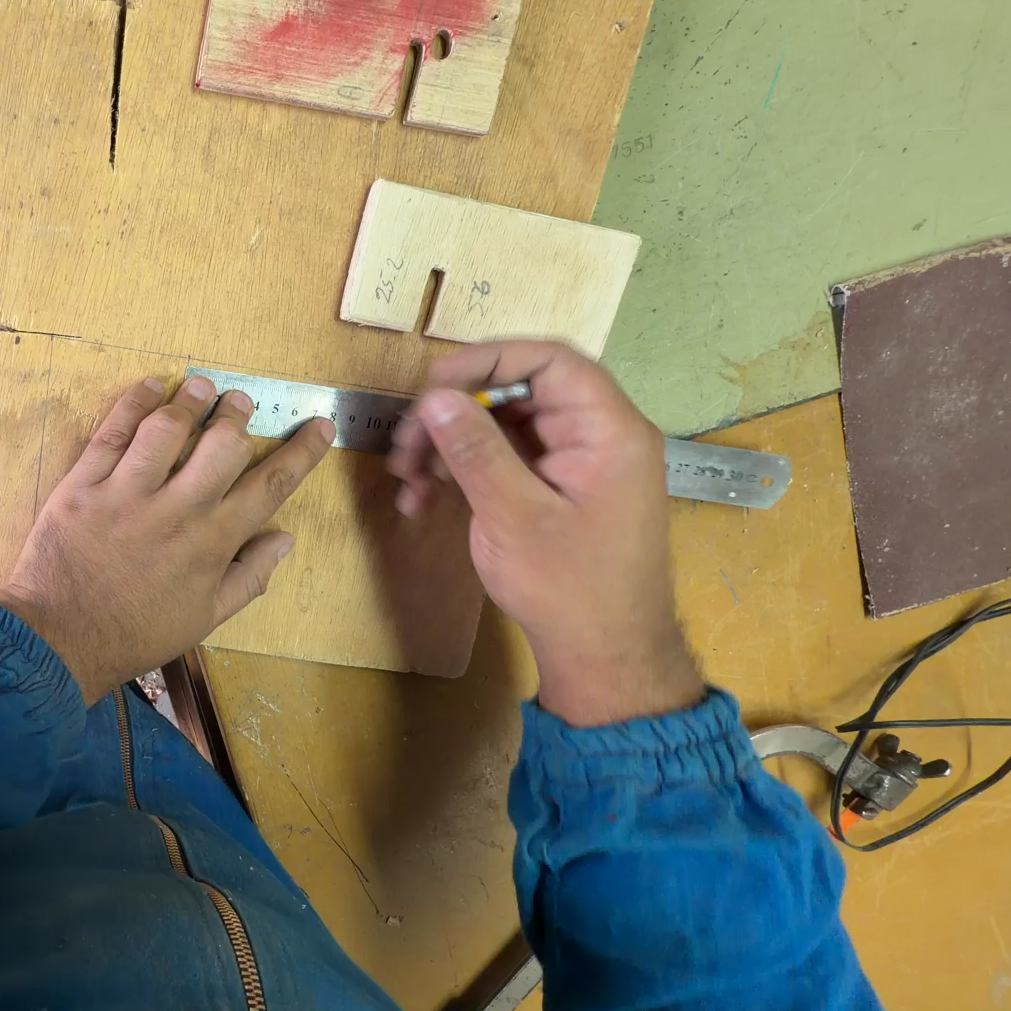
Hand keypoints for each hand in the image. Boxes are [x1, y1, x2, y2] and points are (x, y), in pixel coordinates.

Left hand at [0, 375, 334, 702]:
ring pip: (169, 428)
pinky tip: (150, 387)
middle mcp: (176, 511)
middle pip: (224, 444)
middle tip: (240, 403)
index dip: (301, 452)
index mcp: (212, 543)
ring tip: (200, 386)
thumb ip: (249, 577)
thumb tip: (285, 538)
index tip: (319, 425)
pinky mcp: (84, 484)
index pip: (270, 485)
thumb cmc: (135, 633)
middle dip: (239, 415)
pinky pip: (113, 432)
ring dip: (191, 400)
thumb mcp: (204, 618)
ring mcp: (127, 493)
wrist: (60, 637)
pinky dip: (135, 402)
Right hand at [386, 341, 702, 726]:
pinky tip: (423, 498)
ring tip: (406, 477)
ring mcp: (568, 462)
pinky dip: (457, 471)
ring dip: (445, 445)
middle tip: (404, 444)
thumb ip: (474, 449)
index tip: (430, 386)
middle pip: (513, 393)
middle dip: (451, 414)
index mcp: (605, 431)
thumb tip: (433, 397)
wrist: (601, 650)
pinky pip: (497, 459)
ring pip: (497, 427)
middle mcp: (591, 436)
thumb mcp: (512, 514)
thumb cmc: (567, 585)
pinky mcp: (546, 486)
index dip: (486, 360)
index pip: (549, 361)